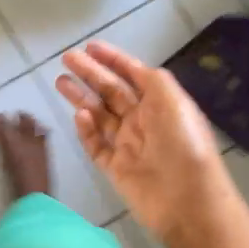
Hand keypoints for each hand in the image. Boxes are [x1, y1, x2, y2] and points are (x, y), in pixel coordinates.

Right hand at [55, 40, 228, 238]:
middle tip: (66, 59)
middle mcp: (143, 120)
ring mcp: (128, 145)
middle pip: (111, 91)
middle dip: (90, 73)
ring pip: (99, 115)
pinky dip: (86, 130)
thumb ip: (151, 79)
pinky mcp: (115, 168)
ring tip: (60, 82)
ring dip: (81, 97)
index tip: (89, 47)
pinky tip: (79, 116)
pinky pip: (95, 145)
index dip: (112, 59)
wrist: (188, 200)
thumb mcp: (173, 100)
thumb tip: (133, 68)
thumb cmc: (182, 144)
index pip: (133, 75)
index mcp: (160, 103)